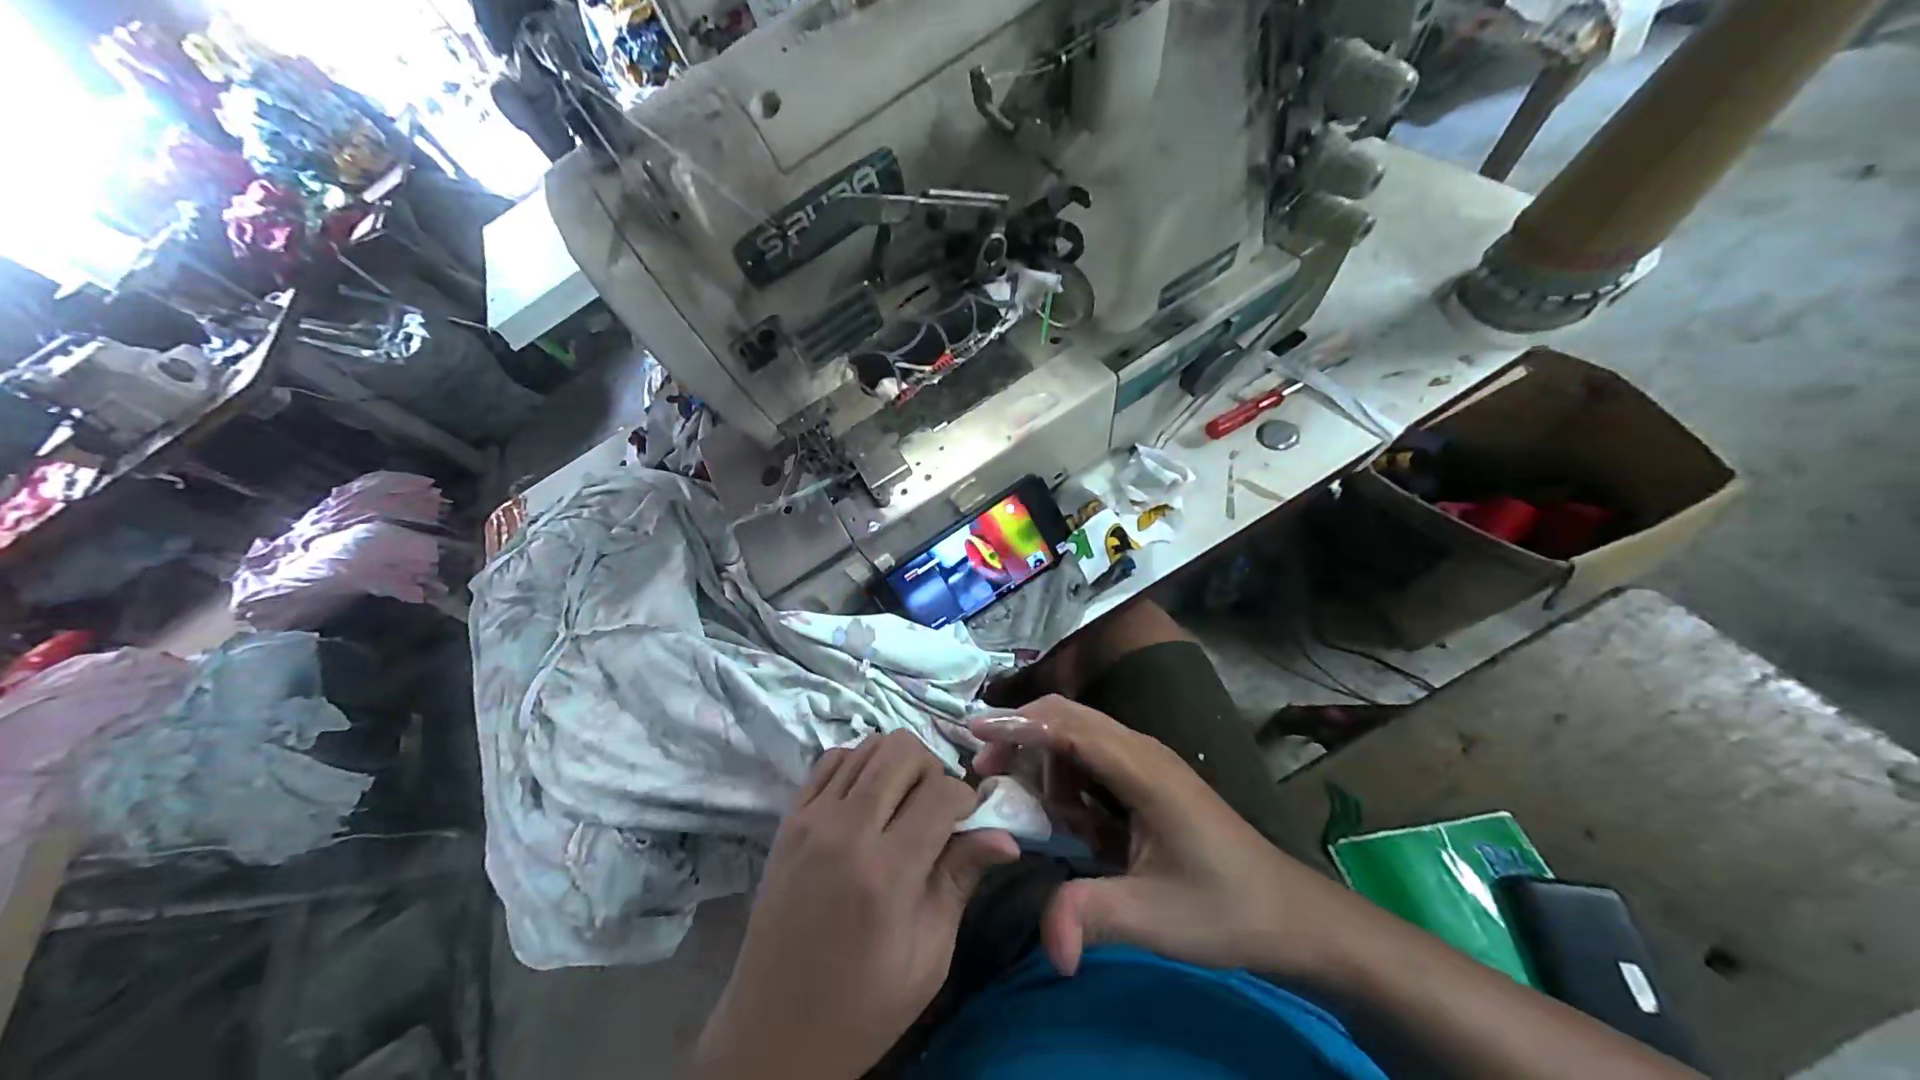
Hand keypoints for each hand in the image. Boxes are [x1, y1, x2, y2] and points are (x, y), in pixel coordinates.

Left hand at [691, 731, 1017, 1079]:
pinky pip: (830, 761)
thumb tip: (1005, 836)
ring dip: (897, 764)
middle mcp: (845, 831)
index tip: (969, 823)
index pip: (941, 792)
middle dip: (933, 770)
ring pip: (867, 745)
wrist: (773, 1031)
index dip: (967, 800)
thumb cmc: (863, 1007)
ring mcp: (809, 820)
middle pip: (902, 751)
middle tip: (937, 809)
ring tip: (904, 803)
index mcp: (886, 873)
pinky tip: (868, 799)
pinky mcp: (787, 820)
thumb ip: (961, 880)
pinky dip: (859, 765)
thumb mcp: (928, 957)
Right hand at [971, 695, 1362, 978]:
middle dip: (1021, 740)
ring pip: (1075, 738)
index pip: (1068, 726)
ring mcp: (1146, 762)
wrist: (1290, 915)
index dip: (1017, 725)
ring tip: (1056, 826)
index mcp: (1144, 770)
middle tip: (987, 777)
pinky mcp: (1146, 780)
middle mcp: (1142, 750)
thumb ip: (1090, 916)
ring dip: (1049, 771)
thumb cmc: (1226, 908)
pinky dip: (1071, 785)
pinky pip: (1091, 762)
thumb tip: (1047, 945)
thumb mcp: (1154, 918)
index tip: (971, 735)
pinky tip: (1081, 830)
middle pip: (1066, 718)